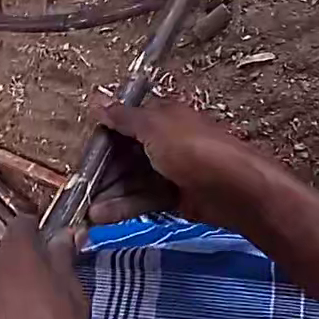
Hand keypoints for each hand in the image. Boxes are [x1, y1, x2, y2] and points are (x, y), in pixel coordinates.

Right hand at [89, 96, 291, 228]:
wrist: (237, 189)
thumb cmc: (193, 149)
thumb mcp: (154, 127)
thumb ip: (124, 118)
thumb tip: (97, 102)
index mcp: (162, 117)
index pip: (125, 124)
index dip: (104, 139)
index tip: (83, 157)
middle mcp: (165, 141)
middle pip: (126, 155)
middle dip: (103, 172)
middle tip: (81, 190)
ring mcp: (171, 170)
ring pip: (133, 180)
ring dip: (111, 193)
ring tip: (88, 210)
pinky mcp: (176, 197)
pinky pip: (145, 199)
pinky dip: (125, 207)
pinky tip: (104, 217)